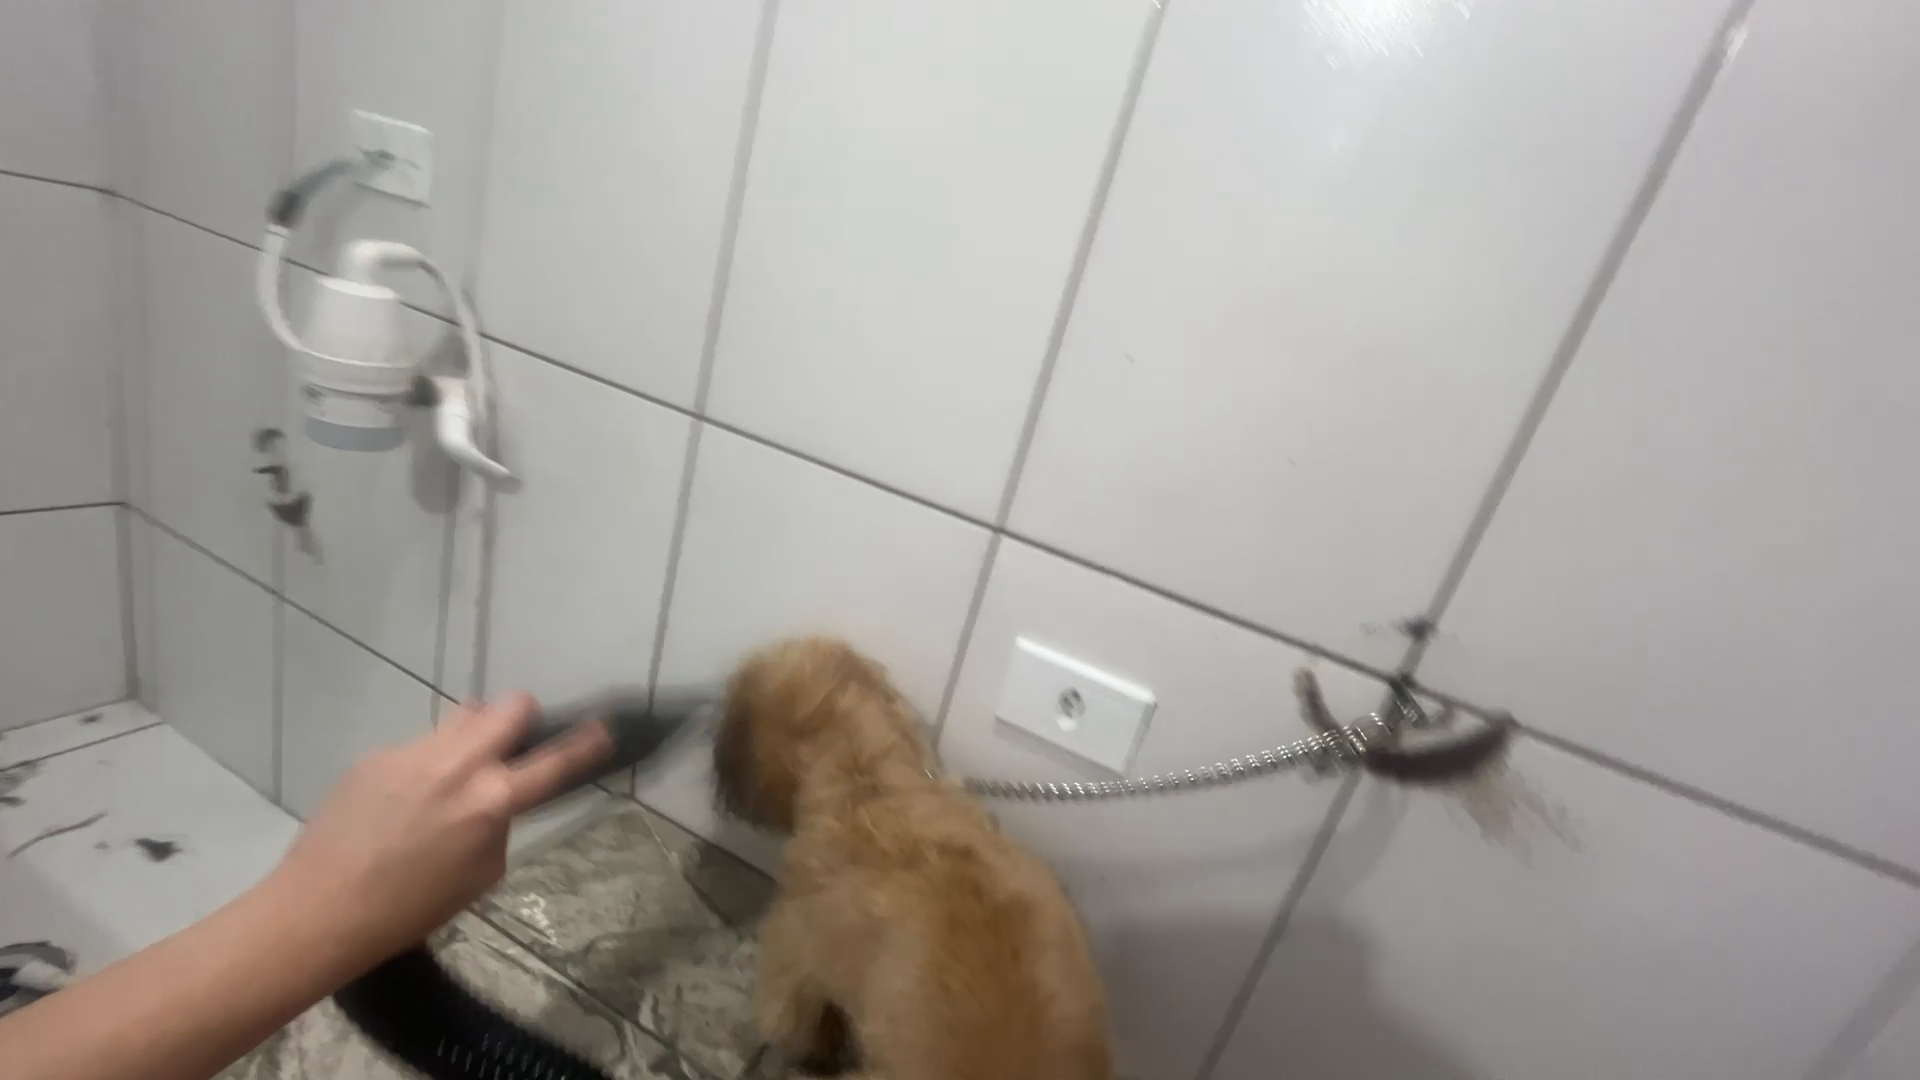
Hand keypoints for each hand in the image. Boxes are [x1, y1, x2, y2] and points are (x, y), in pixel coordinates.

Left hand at [265, 693, 611, 969]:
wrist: (312, 915)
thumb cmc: (408, 909)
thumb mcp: (480, 874)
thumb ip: (499, 822)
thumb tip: (497, 794)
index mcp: (491, 802)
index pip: (556, 762)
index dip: (587, 743)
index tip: (605, 727)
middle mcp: (458, 766)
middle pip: (510, 707)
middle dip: (524, 715)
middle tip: (517, 737)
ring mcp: (413, 754)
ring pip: (464, 716)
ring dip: (475, 733)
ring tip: (457, 765)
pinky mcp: (376, 756)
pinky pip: (421, 744)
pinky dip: (427, 762)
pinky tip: (404, 797)